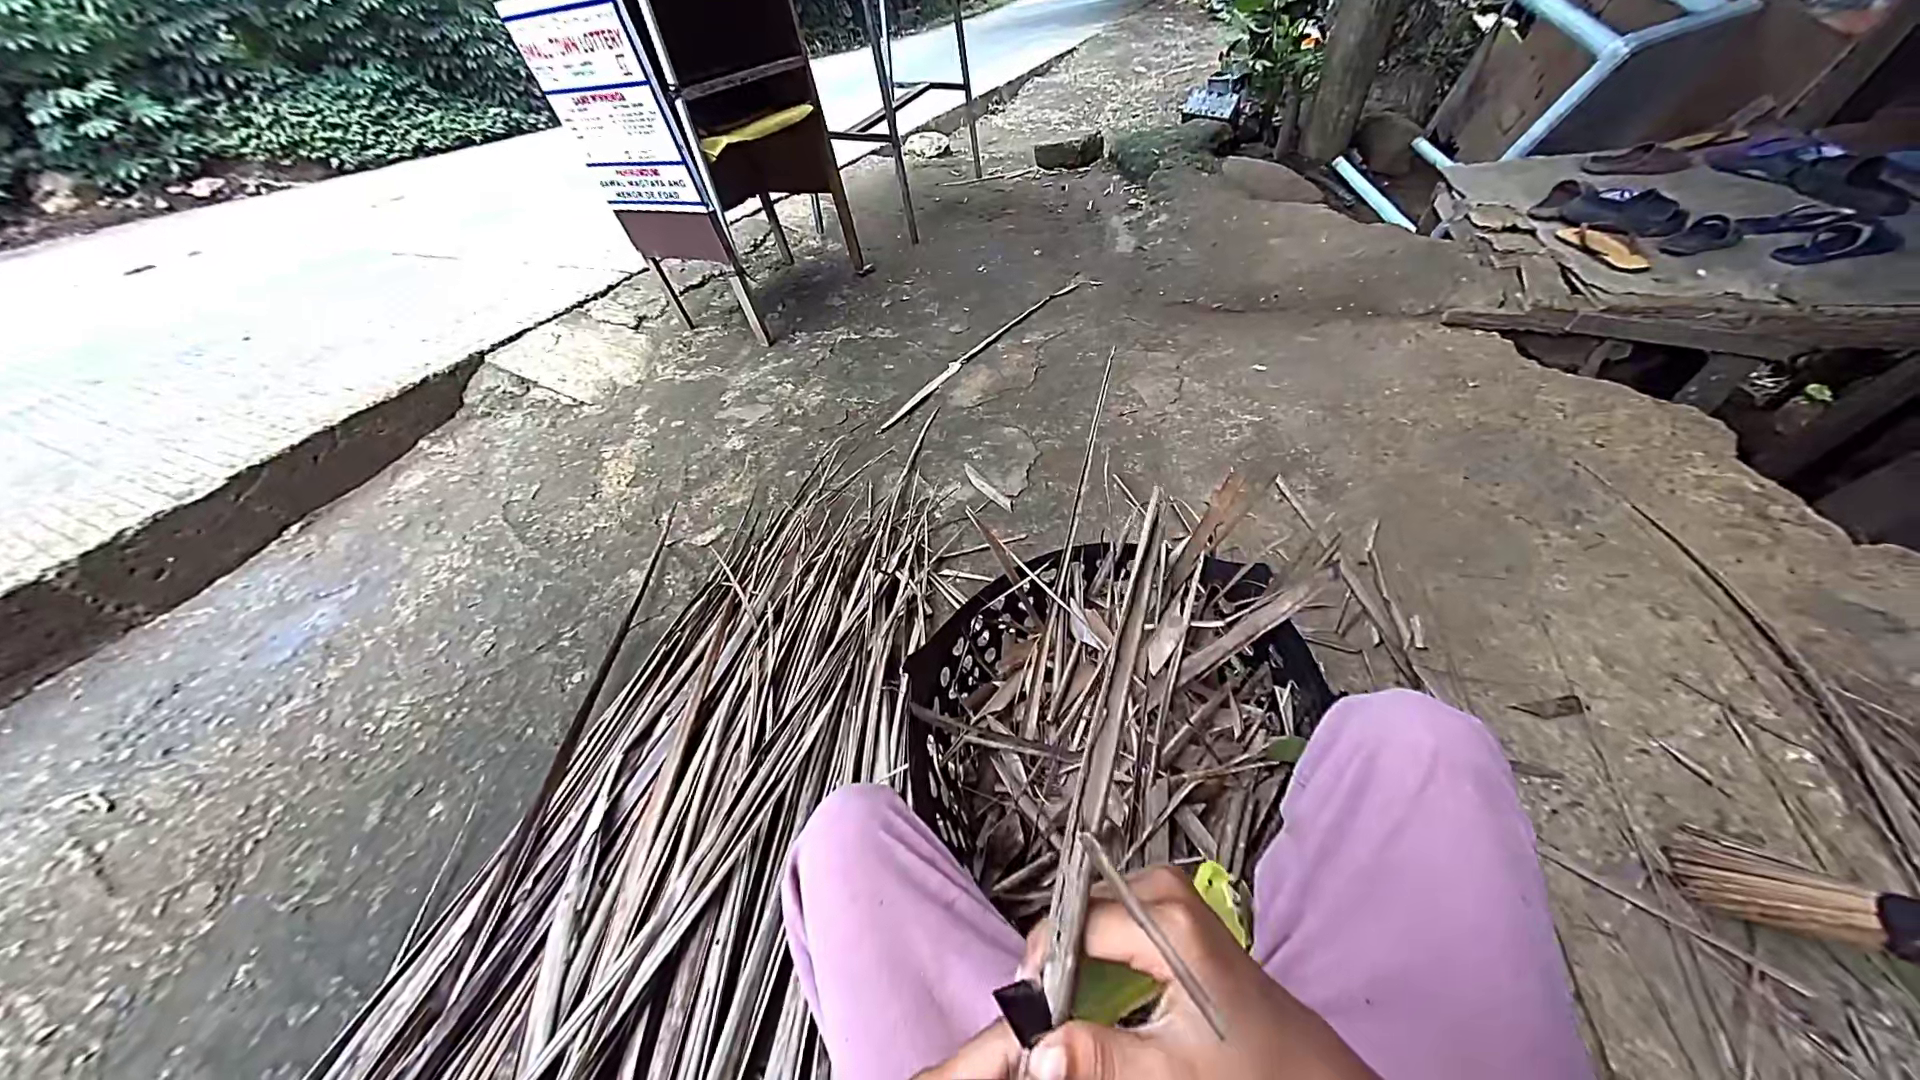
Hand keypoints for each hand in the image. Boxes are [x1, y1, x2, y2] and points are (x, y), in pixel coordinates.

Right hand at [915, 866, 1379, 1079]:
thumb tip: (1040, 1051)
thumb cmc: (1255, 1066)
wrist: (1304, 1062)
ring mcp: (1166, 889)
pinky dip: (1095, 955)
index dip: (1045, 970)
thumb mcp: (1176, 1073)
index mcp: (1167, 918)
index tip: (1033, 1014)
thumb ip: (1103, 1057)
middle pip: (1079, 915)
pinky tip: (1099, 992)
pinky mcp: (1168, 901)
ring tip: (1075, 1009)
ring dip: (1073, 961)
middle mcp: (1163, 887)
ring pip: (1088, 915)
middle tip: (1052, 1018)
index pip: (1075, 927)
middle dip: (1057, 965)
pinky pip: (1108, 918)